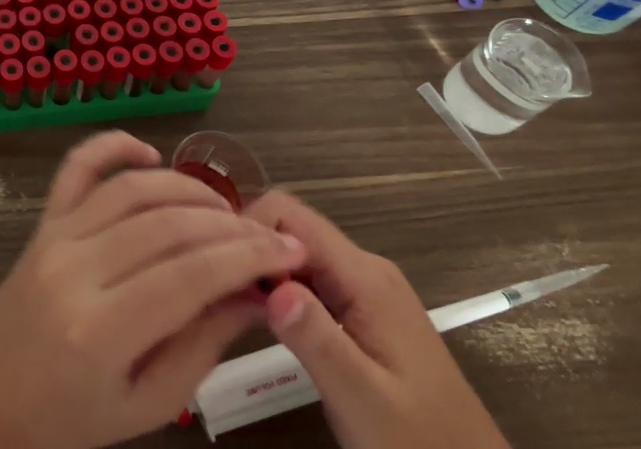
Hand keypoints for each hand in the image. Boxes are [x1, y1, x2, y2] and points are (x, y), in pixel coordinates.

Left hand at [0, 132, 307, 448]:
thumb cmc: (70, 416)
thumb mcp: (149, 403)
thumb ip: (203, 344)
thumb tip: (256, 292)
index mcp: (101, 330)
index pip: (190, 275)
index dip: (248, 257)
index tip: (290, 251)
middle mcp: (75, 271)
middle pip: (166, 226)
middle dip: (230, 226)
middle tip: (270, 235)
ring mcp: (54, 238)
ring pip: (130, 191)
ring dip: (187, 189)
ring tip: (226, 211)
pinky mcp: (42, 223)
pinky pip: (75, 169)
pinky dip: (111, 147)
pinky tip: (151, 152)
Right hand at [245, 191, 510, 448]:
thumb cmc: (419, 438)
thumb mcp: (364, 398)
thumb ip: (318, 341)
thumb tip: (274, 286)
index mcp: (365, 278)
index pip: (291, 214)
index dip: (249, 229)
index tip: (223, 270)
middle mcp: (364, 269)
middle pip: (290, 229)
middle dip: (249, 249)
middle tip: (220, 292)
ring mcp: (364, 288)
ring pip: (296, 254)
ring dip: (262, 272)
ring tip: (233, 305)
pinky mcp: (360, 309)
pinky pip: (309, 279)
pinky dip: (279, 291)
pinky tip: (262, 320)